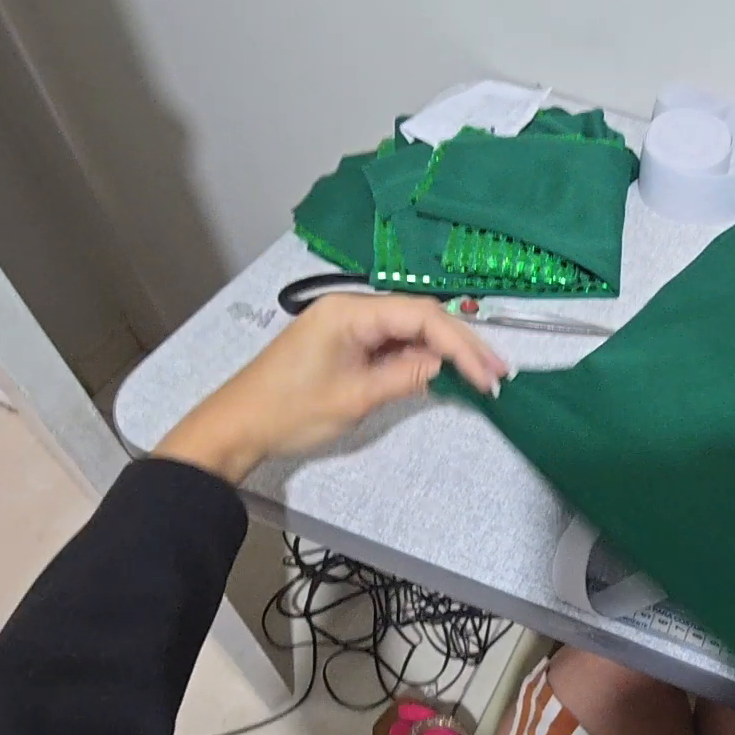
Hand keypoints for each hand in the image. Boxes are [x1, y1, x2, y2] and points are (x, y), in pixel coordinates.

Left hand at [155, 293, 507, 482]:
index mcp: (351, 312)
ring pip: (412, 330)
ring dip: (447, 351)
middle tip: (498, 373)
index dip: (461, 345)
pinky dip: (423, 358)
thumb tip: (447, 367)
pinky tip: (447, 372)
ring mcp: (352, 325)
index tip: (489, 375)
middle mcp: (354, 308)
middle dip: (462, 344)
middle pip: (422, 317)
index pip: (422, 318)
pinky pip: (395, 343)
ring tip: (483, 374)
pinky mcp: (350, 342)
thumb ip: (406, 376)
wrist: (236, 426)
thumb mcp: (356, 398)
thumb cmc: (289, 411)